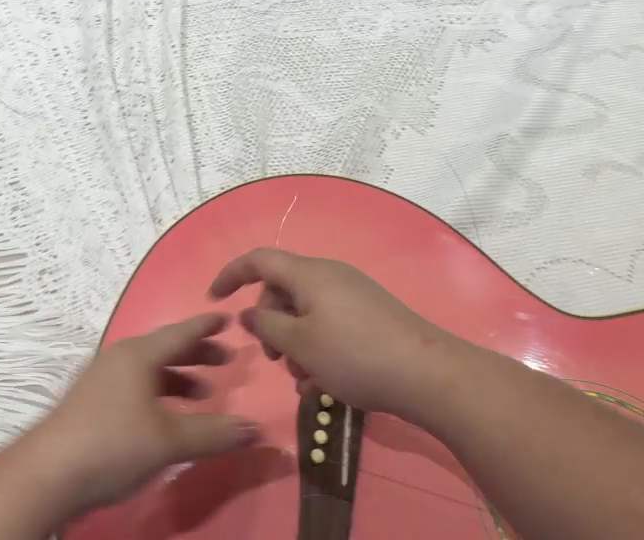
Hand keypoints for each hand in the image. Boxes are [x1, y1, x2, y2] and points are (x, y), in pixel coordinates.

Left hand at [24, 312, 260, 515]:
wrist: (50, 472)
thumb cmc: (113, 443)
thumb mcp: (169, 440)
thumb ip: (213, 432)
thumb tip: (257, 429)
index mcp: (138, 354)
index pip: (180, 333)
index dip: (206, 327)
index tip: (228, 317)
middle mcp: (120, 358)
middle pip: (165, 349)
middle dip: (196, 353)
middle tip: (226, 360)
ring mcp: (103, 379)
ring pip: (149, 369)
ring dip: (178, 377)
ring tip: (203, 393)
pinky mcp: (93, 402)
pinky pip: (137, 385)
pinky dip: (159, 392)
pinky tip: (167, 415)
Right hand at [209, 247, 458, 418]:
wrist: (428, 375)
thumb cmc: (356, 356)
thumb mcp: (301, 346)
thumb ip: (267, 328)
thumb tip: (251, 315)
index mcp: (309, 274)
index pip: (259, 260)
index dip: (232, 274)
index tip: (214, 298)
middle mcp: (329, 275)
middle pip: (283, 289)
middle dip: (270, 323)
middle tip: (275, 359)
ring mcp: (352, 294)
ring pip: (306, 311)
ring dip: (295, 342)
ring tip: (304, 380)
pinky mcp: (370, 315)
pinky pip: (328, 323)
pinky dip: (317, 346)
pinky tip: (323, 383)